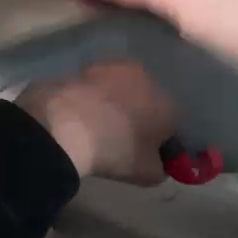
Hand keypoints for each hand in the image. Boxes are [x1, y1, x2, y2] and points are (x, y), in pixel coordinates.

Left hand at [16, 60, 176, 182]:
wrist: (64, 123)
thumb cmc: (115, 150)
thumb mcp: (149, 173)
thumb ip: (162, 165)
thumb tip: (158, 158)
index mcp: (166, 102)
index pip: (173, 123)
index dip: (163, 140)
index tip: (151, 153)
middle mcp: (143, 76)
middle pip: (147, 98)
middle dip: (140, 114)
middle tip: (125, 137)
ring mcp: (110, 66)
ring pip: (121, 87)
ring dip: (115, 100)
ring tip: (100, 123)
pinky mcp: (83, 64)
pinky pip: (95, 84)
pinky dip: (93, 95)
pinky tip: (82, 112)